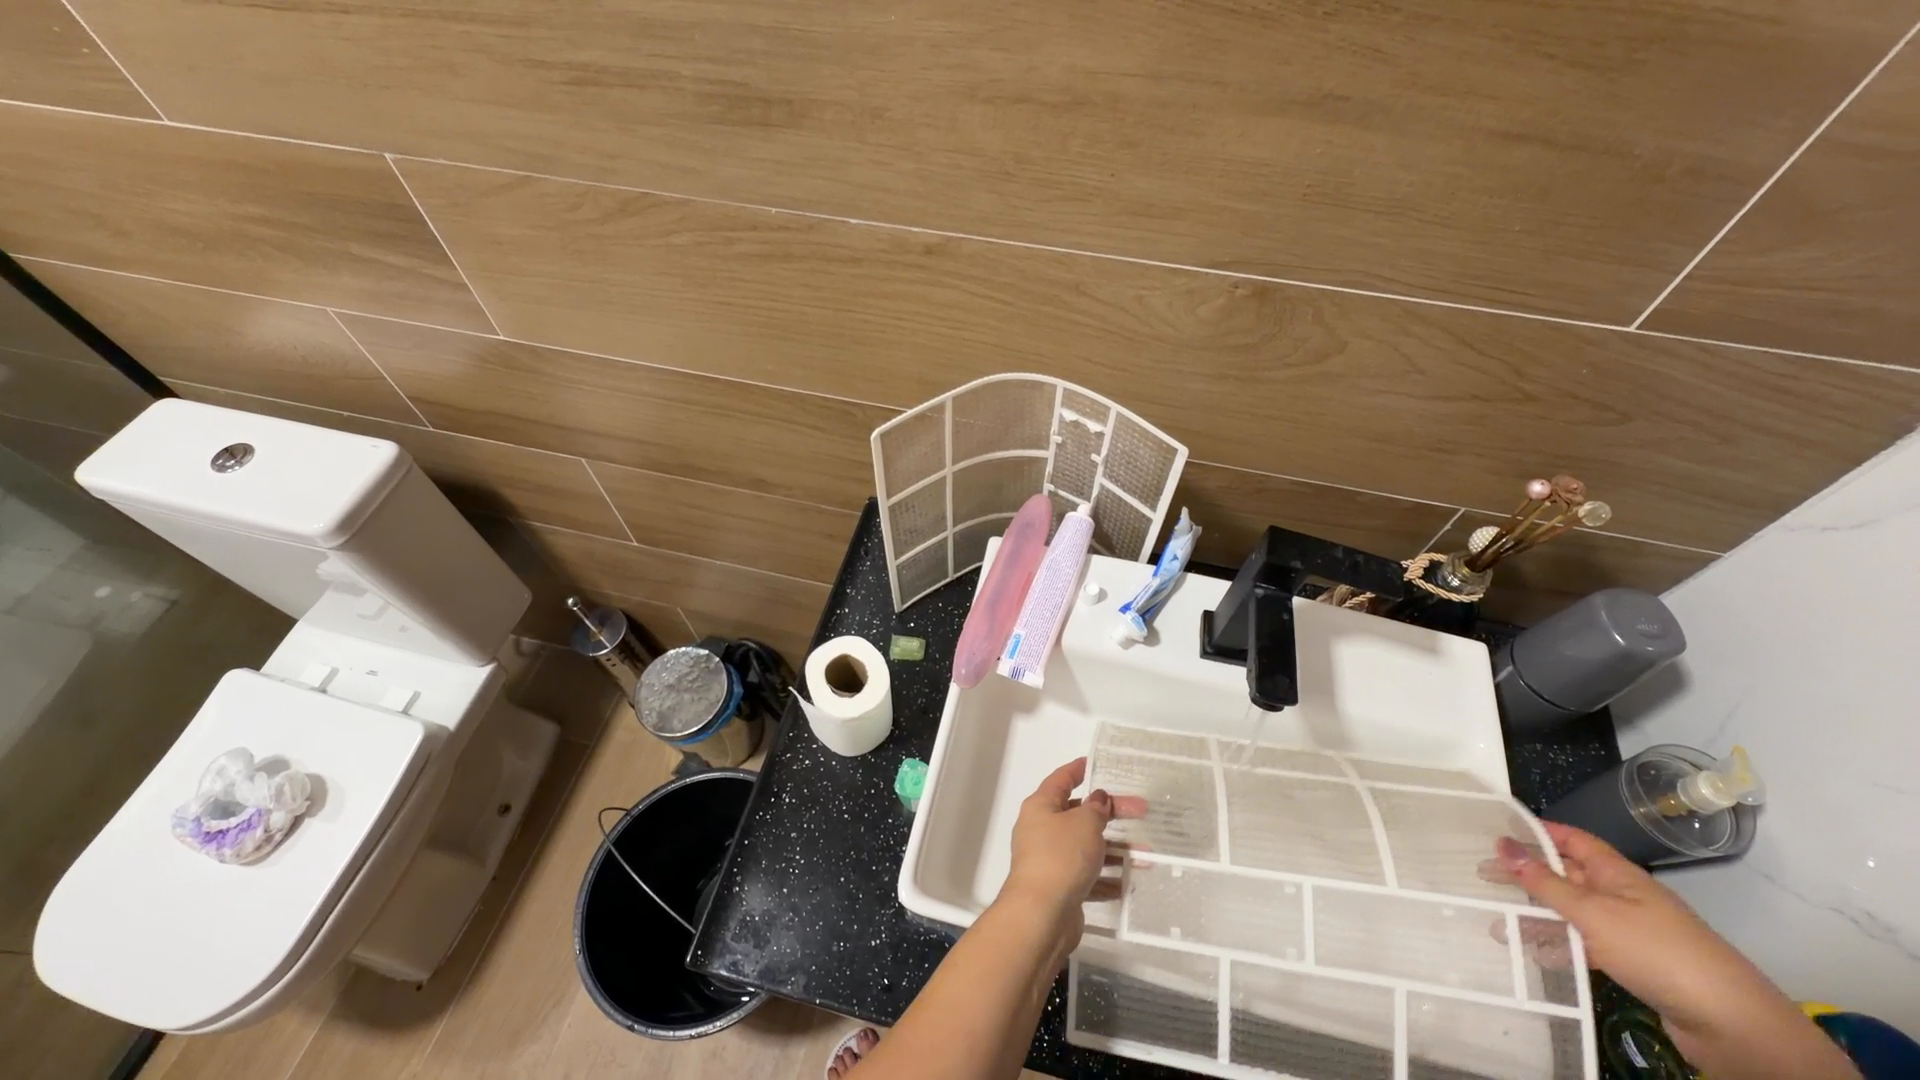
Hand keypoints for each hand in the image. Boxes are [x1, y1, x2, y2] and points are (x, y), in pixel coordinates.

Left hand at [997, 758, 1147, 950]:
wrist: (1041, 914)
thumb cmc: (1061, 857)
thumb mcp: (1084, 824)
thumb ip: (1096, 809)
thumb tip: (1099, 799)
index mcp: (1041, 807)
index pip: (1061, 780)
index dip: (1078, 770)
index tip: (1096, 763)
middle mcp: (1042, 830)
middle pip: (1079, 814)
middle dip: (1111, 814)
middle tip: (1142, 811)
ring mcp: (1050, 860)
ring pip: (1086, 848)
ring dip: (1114, 850)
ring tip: (1146, 854)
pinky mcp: (1060, 887)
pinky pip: (1087, 876)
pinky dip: (1106, 878)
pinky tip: (1128, 883)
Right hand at [1493, 823, 1803, 1046]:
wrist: (1727, 1019)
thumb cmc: (1657, 951)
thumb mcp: (1594, 913)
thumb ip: (1546, 884)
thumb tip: (1504, 847)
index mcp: (1617, 873)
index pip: (1573, 839)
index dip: (1538, 832)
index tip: (1498, 831)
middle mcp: (1623, 895)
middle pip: (1568, 876)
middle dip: (1527, 875)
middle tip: (1482, 877)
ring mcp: (1630, 930)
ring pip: (1573, 913)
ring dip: (1537, 915)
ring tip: (1497, 922)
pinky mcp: (1633, 963)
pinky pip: (1585, 944)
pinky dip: (1559, 945)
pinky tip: (1534, 954)